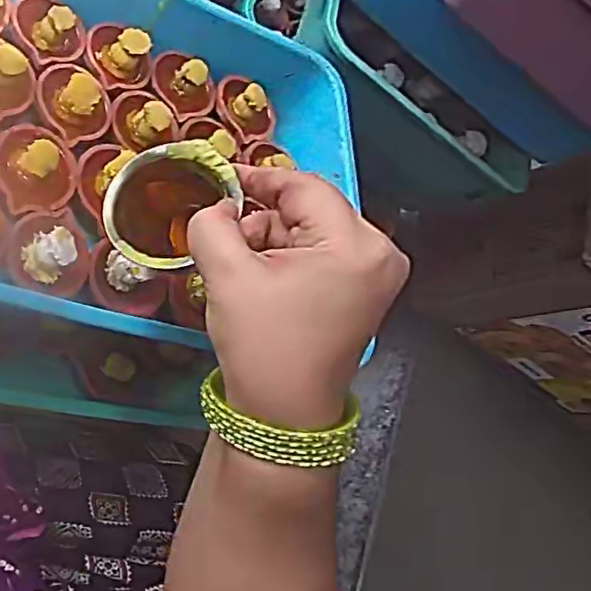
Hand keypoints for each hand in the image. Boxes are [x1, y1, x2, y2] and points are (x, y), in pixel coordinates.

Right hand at [186, 167, 407, 428]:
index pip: (303, 186)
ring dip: (267, 244)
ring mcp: (373, 275)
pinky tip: (259, 287)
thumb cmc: (263, 346)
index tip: (220, 181)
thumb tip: (217, 206)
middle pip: (306, 209)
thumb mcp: (226, 275)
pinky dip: (281, 261)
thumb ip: (212, 224)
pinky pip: (315, 255)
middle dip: (259, 223)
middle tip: (226, 249)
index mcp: (357, 245)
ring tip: (242, 278)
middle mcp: (378, 253)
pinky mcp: (358, 292)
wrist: (282, 411)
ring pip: (307, 232)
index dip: (256, 179)